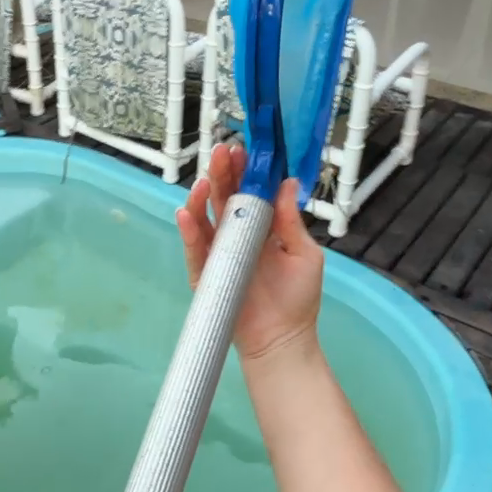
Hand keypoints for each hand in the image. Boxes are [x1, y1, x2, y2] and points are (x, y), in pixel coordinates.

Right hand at [175, 143, 324, 364]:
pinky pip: (193, 248)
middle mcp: (237, 235)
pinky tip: (187, 212)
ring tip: (205, 179)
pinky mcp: (203, 273)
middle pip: (224, 198)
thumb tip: (286, 183)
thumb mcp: (304, 255)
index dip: (246, 172)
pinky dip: (189, 229)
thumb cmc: (298, 299)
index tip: (245, 151)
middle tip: (222, 152)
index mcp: (262, 227)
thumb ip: (291, 220)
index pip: (250, 192)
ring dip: (202, 196)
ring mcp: (218, 253)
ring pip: (205, 217)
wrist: (282, 340)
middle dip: (222, 174)